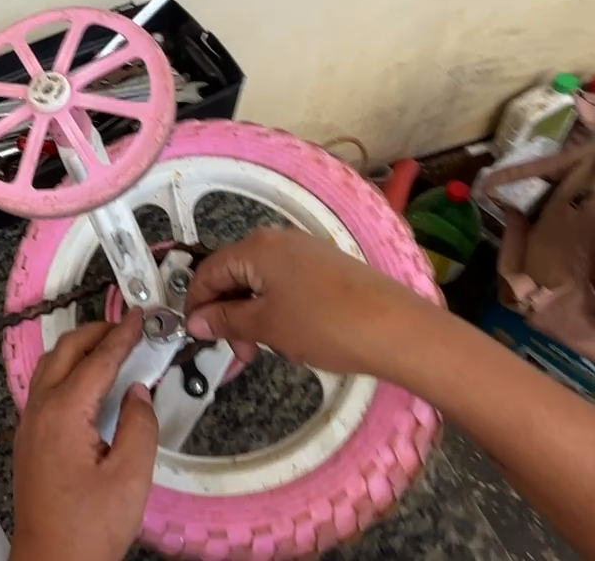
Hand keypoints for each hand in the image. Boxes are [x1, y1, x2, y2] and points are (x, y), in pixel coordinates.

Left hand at [11, 312, 158, 560]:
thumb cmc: (86, 529)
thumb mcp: (130, 479)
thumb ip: (140, 428)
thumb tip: (139, 395)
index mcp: (64, 412)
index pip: (98, 360)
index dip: (123, 336)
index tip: (139, 319)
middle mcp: (40, 409)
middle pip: (67, 350)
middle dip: (98, 332)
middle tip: (127, 328)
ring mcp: (30, 422)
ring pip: (52, 363)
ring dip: (80, 348)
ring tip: (110, 346)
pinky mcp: (29, 437)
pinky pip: (46, 384)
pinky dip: (69, 368)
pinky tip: (88, 380)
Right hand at [183, 226, 435, 377]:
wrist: (400, 330)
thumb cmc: (325, 325)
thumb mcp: (266, 326)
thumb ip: (225, 321)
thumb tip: (194, 321)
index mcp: (255, 248)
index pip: (208, 271)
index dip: (197, 304)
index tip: (196, 335)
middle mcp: (277, 240)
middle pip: (235, 275)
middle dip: (230, 314)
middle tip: (242, 353)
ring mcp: (305, 251)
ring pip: (261, 282)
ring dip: (256, 315)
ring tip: (273, 349)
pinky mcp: (327, 266)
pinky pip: (287, 284)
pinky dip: (280, 309)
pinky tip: (296, 338)